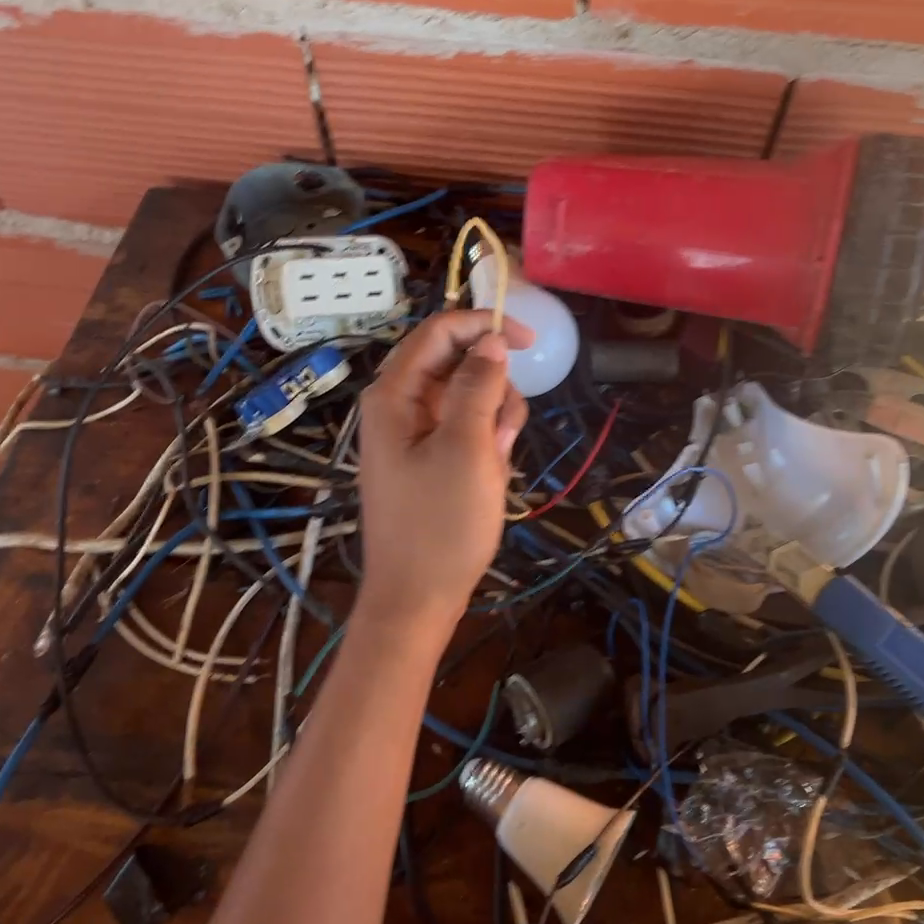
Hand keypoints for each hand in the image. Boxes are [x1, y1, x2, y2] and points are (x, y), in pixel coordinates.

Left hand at [355, 311, 532, 631]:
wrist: (417, 598)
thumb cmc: (441, 524)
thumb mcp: (467, 448)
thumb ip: (479, 386)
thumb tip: (491, 341)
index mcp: (393, 394)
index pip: (438, 332)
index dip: (483, 326)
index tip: (530, 341)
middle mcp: (397, 405)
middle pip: (456, 364)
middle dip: (492, 390)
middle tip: (501, 432)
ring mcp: (411, 434)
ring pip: (467, 397)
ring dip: (493, 421)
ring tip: (494, 463)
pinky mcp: (426, 459)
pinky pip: (464, 430)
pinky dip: (484, 444)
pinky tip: (489, 477)